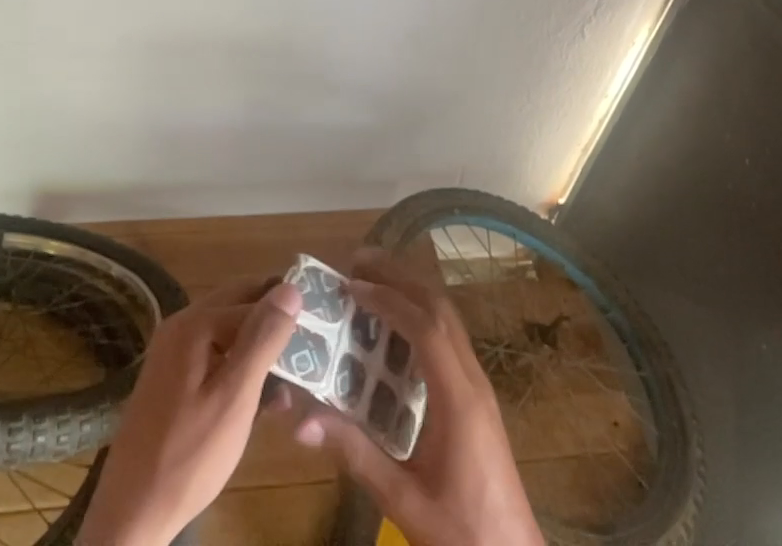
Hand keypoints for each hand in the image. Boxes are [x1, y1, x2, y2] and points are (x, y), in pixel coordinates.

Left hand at [77, 277, 303, 545]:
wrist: (135, 507)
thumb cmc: (190, 453)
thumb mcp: (235, 396)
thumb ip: (263, 339)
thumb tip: (291, 289)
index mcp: (194, 324)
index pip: (255, 297)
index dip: (290, 308)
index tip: (325, 326)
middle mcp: (180, 328)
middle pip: (238, 306)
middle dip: (276, 320)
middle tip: (315, 343)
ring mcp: (174, 353)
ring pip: (229, 332)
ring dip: (262, 346)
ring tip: (297, 374)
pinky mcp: (174, 379)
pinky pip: (216, 356)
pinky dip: (242, 367)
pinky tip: (267, 398)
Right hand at [291, 248, 542, 545]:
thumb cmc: (460, 531)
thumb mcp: (402, 498)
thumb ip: (355, 454)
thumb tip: (302, 420)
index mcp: (459, 399)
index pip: (425, 328)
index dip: (388, 299)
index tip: (350, 285)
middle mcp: (474, 382)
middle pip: (442, 310)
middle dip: (401, 278)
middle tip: (358, 261)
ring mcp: (479, 388)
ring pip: (449, 321)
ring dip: (412, 293)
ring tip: (371, 280)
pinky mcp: (477, 399)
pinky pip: (449, 341)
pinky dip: (420, 319)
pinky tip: (392, 329)